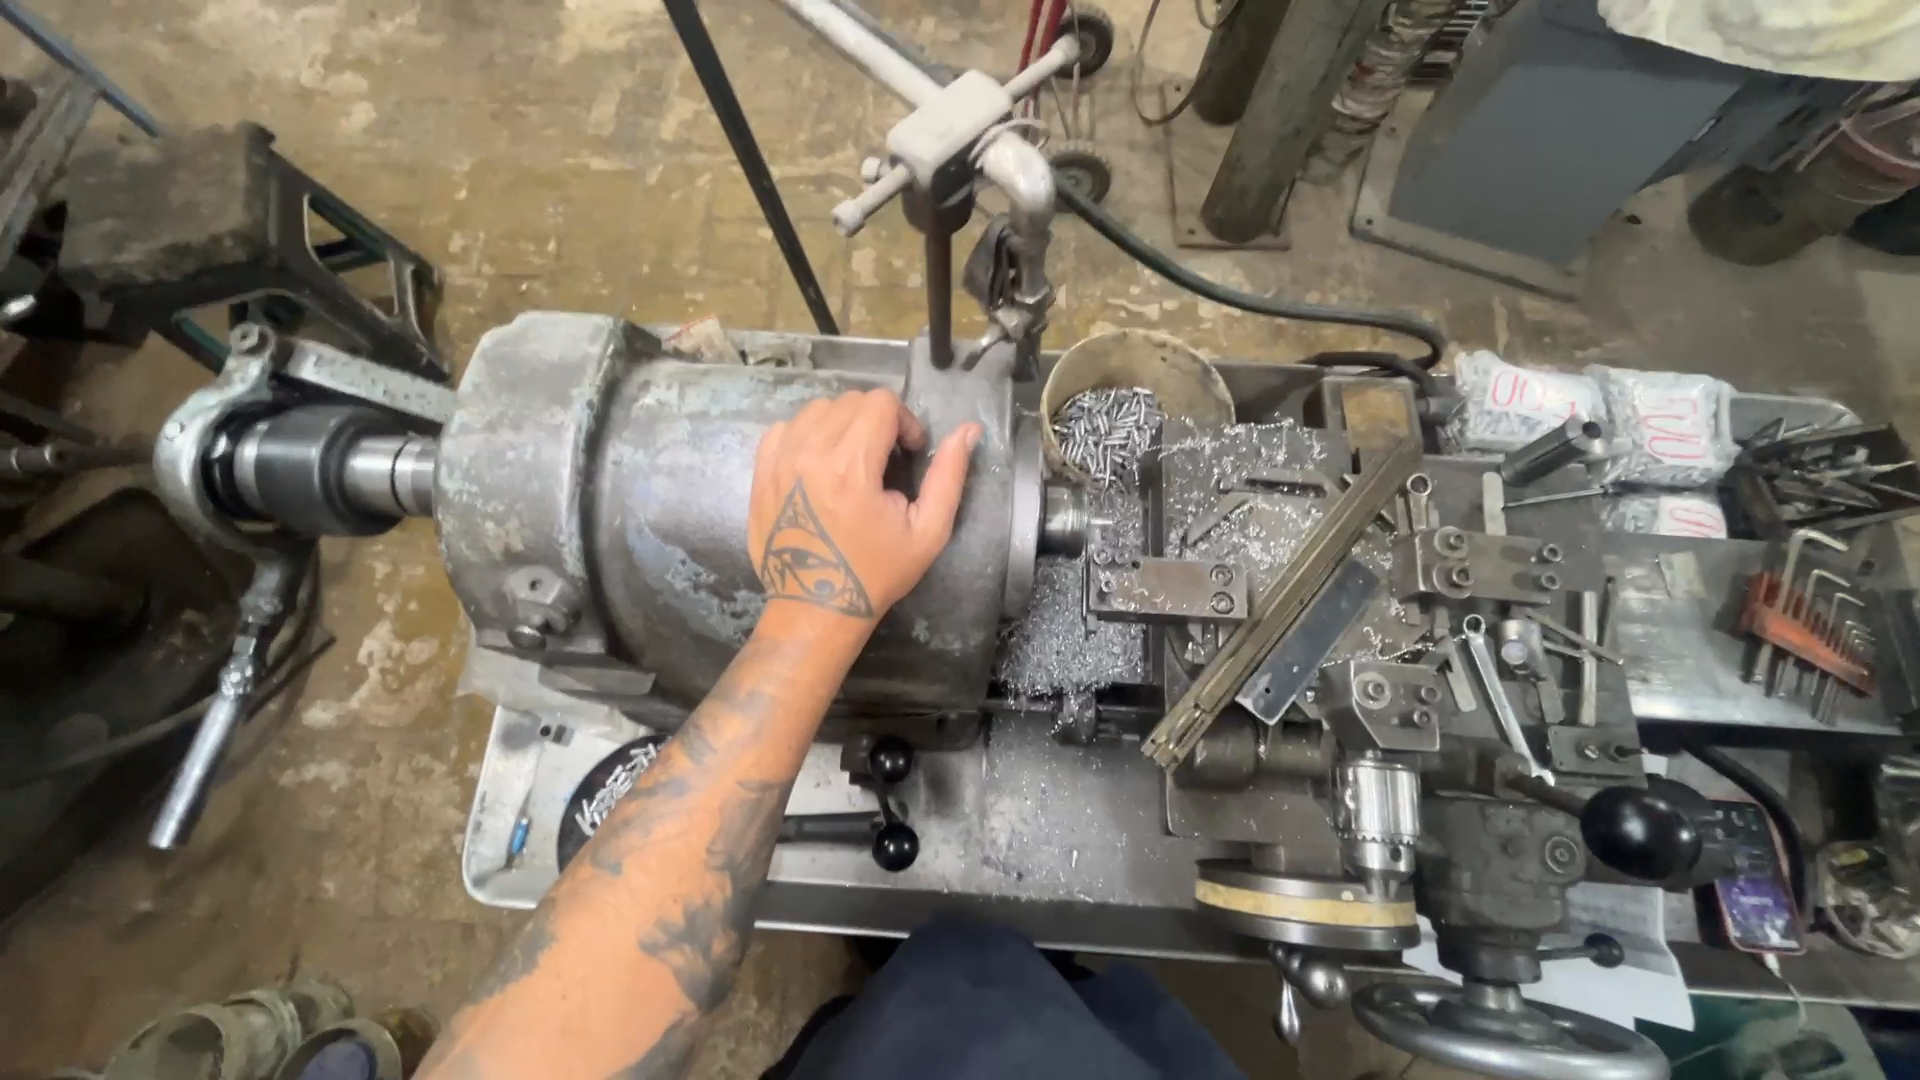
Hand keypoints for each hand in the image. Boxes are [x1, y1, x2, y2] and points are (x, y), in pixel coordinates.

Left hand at [748, 388, 978, 638]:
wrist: (817, 609)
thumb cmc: (877, 572)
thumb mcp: (928, 531)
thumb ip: (949, 475)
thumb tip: (968, 429)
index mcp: (851, 467)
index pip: (880, 402)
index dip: (904, 421)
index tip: (908, 453)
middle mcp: (809, 455)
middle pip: (849, 401)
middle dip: (876, 421)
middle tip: (885, 459)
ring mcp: (778, 462)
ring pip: (816, 410)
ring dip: (842, 425)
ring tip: (853, 461)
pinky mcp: (760, 474)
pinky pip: (785, 428)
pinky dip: (807, 435)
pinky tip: (820, 465)